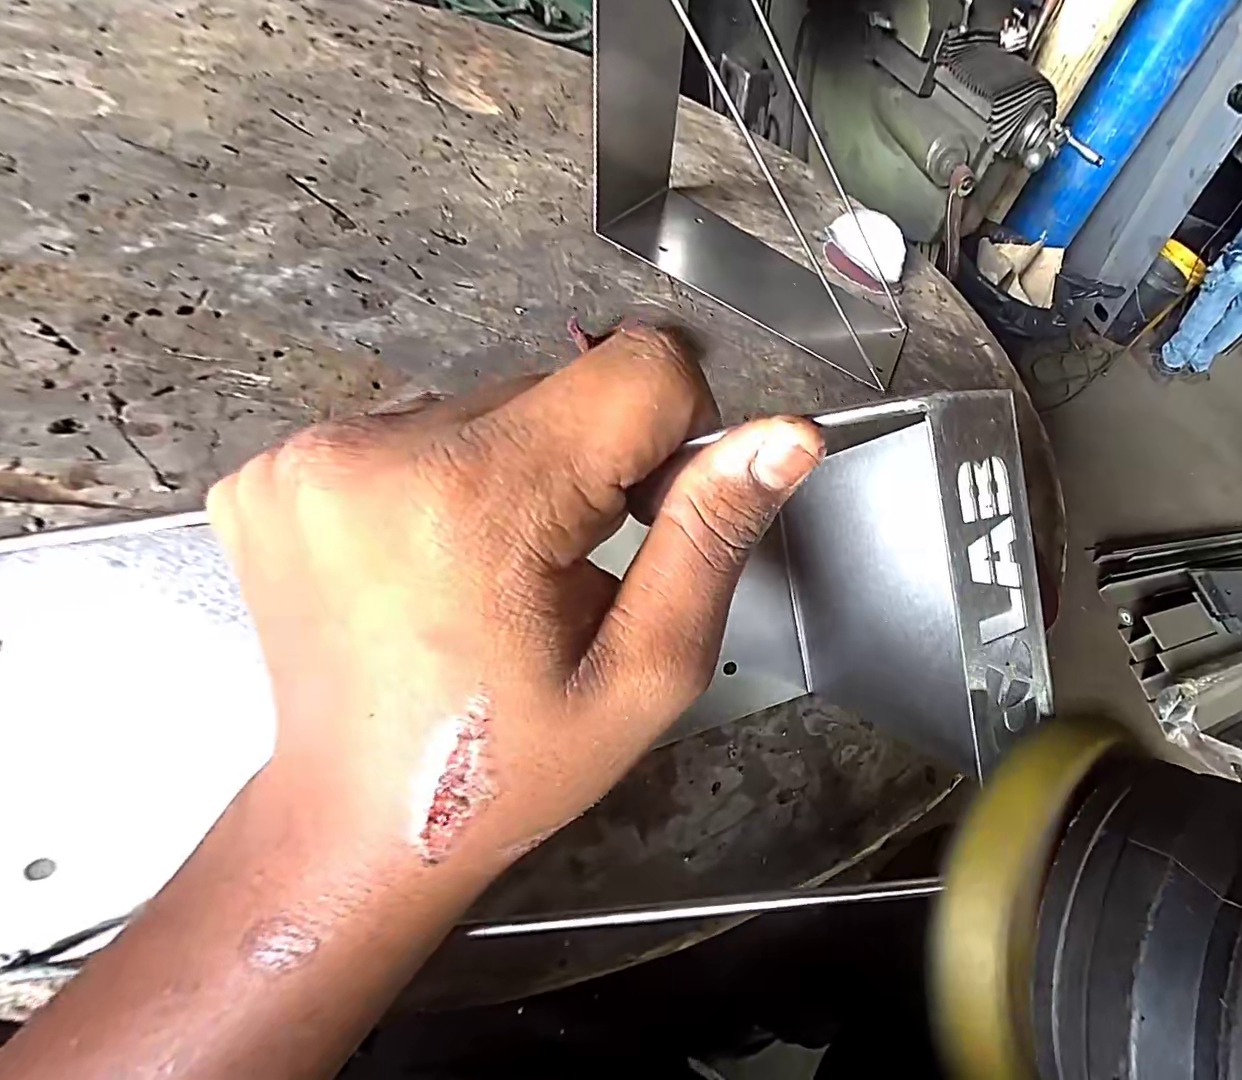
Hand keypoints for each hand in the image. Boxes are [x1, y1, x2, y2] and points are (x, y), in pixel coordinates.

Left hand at [209, 324, 823, 876]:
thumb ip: (717, 533)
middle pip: (577, 383)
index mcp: (478, 503)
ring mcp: (314, 453)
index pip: (640, 370)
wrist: (355, 819)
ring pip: (517, 403)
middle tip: (593, 558)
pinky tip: (470, 555)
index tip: (661, 511)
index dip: (686, 430)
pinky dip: (487, 476)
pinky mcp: (284, 463)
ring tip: (529, 565)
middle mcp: (376, 452)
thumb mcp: (654, 664)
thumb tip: (787, 438)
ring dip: (551, 468)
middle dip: (615, 459)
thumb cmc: (515, 759)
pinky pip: (447, 426)